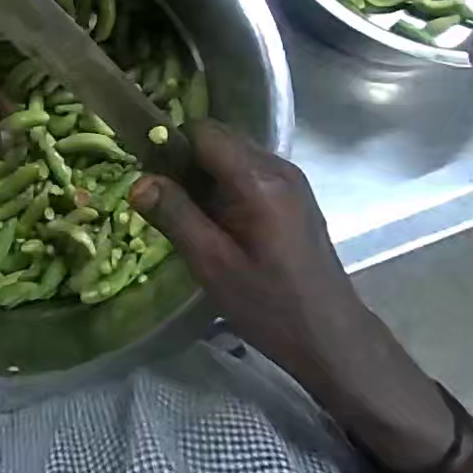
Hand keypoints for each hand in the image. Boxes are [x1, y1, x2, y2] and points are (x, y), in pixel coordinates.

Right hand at [130, 120, 463, 471]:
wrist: (334, 341)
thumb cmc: (271, 306)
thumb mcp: (213, 265)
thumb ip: (174, 216)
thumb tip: (137, 181)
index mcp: (259, 180)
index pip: (203, 132)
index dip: (173, 145)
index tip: (153, 173)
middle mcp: (278, 166)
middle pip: (219, 136)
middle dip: (188, 157)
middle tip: (169, 196)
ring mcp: (291, 177)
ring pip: (233, 150)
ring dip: (207, 169)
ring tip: (193, 210)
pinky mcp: (295, 191)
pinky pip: (249, 166)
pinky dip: (226, 179)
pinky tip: (221, 217)